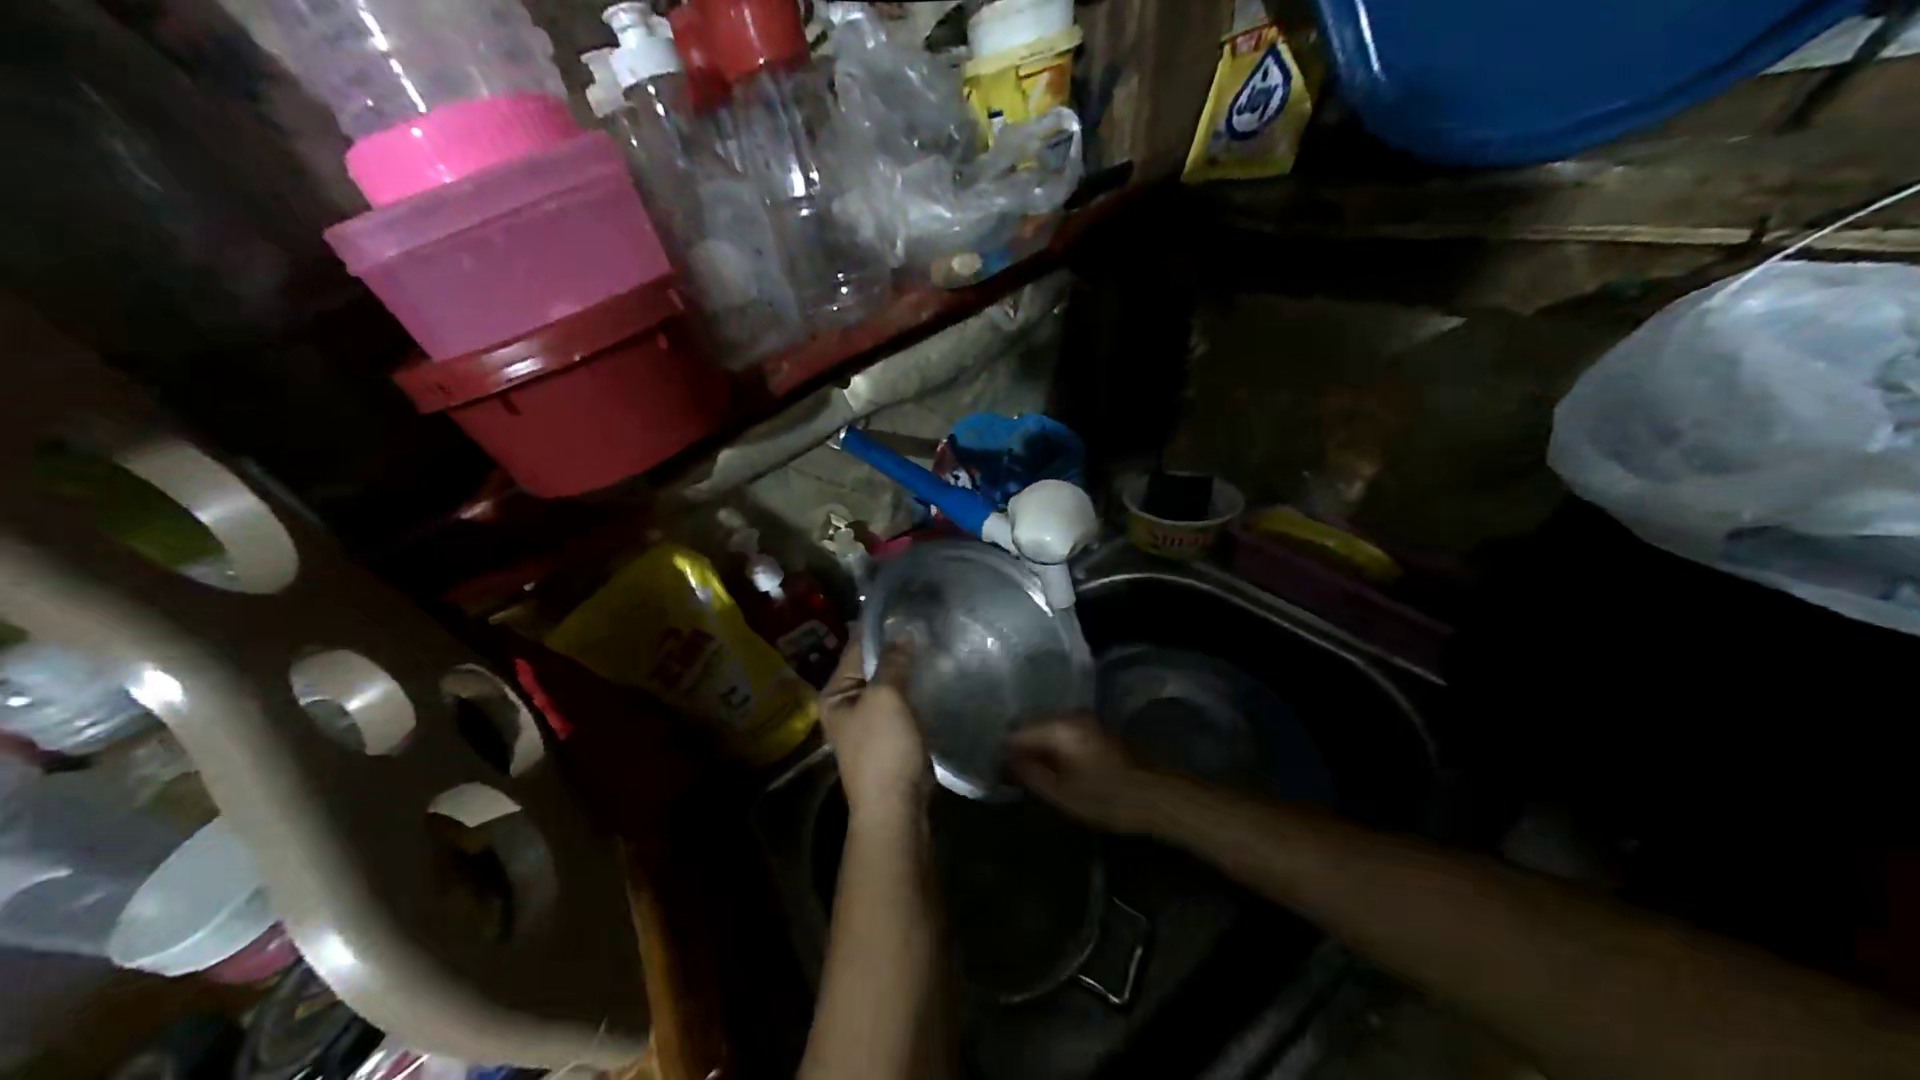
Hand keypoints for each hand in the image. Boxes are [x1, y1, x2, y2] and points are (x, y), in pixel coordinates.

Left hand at [821, 639, 929, 827]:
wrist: (896, 808)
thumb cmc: (883, 749)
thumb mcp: (885, 698)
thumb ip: (893, 663)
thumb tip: (903, 636)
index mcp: (835, 694)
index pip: (856, 649)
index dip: (878, 628)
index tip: (903, 607)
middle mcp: (847, 706)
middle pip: (873, 667)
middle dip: (897, 649)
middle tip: (926, 625)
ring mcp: (869, 724)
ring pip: (890, 687)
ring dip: (909, 671)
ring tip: (935, 646)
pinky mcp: (891, 738)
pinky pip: (903, 706)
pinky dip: (916, 693)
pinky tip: (936, 679)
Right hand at [1004, 715, 1158, 833]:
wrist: (1156, 797)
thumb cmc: (1107, 798)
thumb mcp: (1062, 794)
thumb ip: (1029, 774)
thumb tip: (1004, 762)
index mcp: (1059, 727)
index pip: (1016, 732)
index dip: (1002, 751)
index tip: (994, 771)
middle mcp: (1070, 715)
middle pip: (1030, 725)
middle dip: (1017, 747)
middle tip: (1006, 773)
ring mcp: (1084, 719)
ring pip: (1046, 728)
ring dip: (1034, 747)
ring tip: (1025, 772)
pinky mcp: (1094, 728)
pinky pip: (1061, 731)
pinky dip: (1050, 746)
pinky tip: (1048, 766)